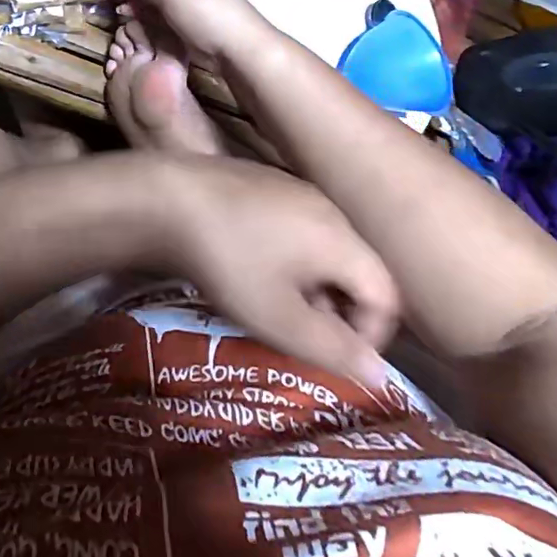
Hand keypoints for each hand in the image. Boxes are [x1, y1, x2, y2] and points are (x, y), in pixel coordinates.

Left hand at [154, 156, 398, 385]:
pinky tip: (254, 268)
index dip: (372, 335)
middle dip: (341, 312)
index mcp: (342, 238)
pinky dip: (292, 256)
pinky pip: (298, 226)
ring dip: (315, 286)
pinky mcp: (266, 181)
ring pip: (326, 247)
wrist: (170, 198)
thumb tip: (381, 376)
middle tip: (305, 338)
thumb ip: (333, 350)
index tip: (338, 359)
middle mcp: (327, 207)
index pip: (385, 295)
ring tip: (277, 307)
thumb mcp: (281, 319)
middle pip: (357, 269)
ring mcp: (295, 188)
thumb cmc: (231, 262)